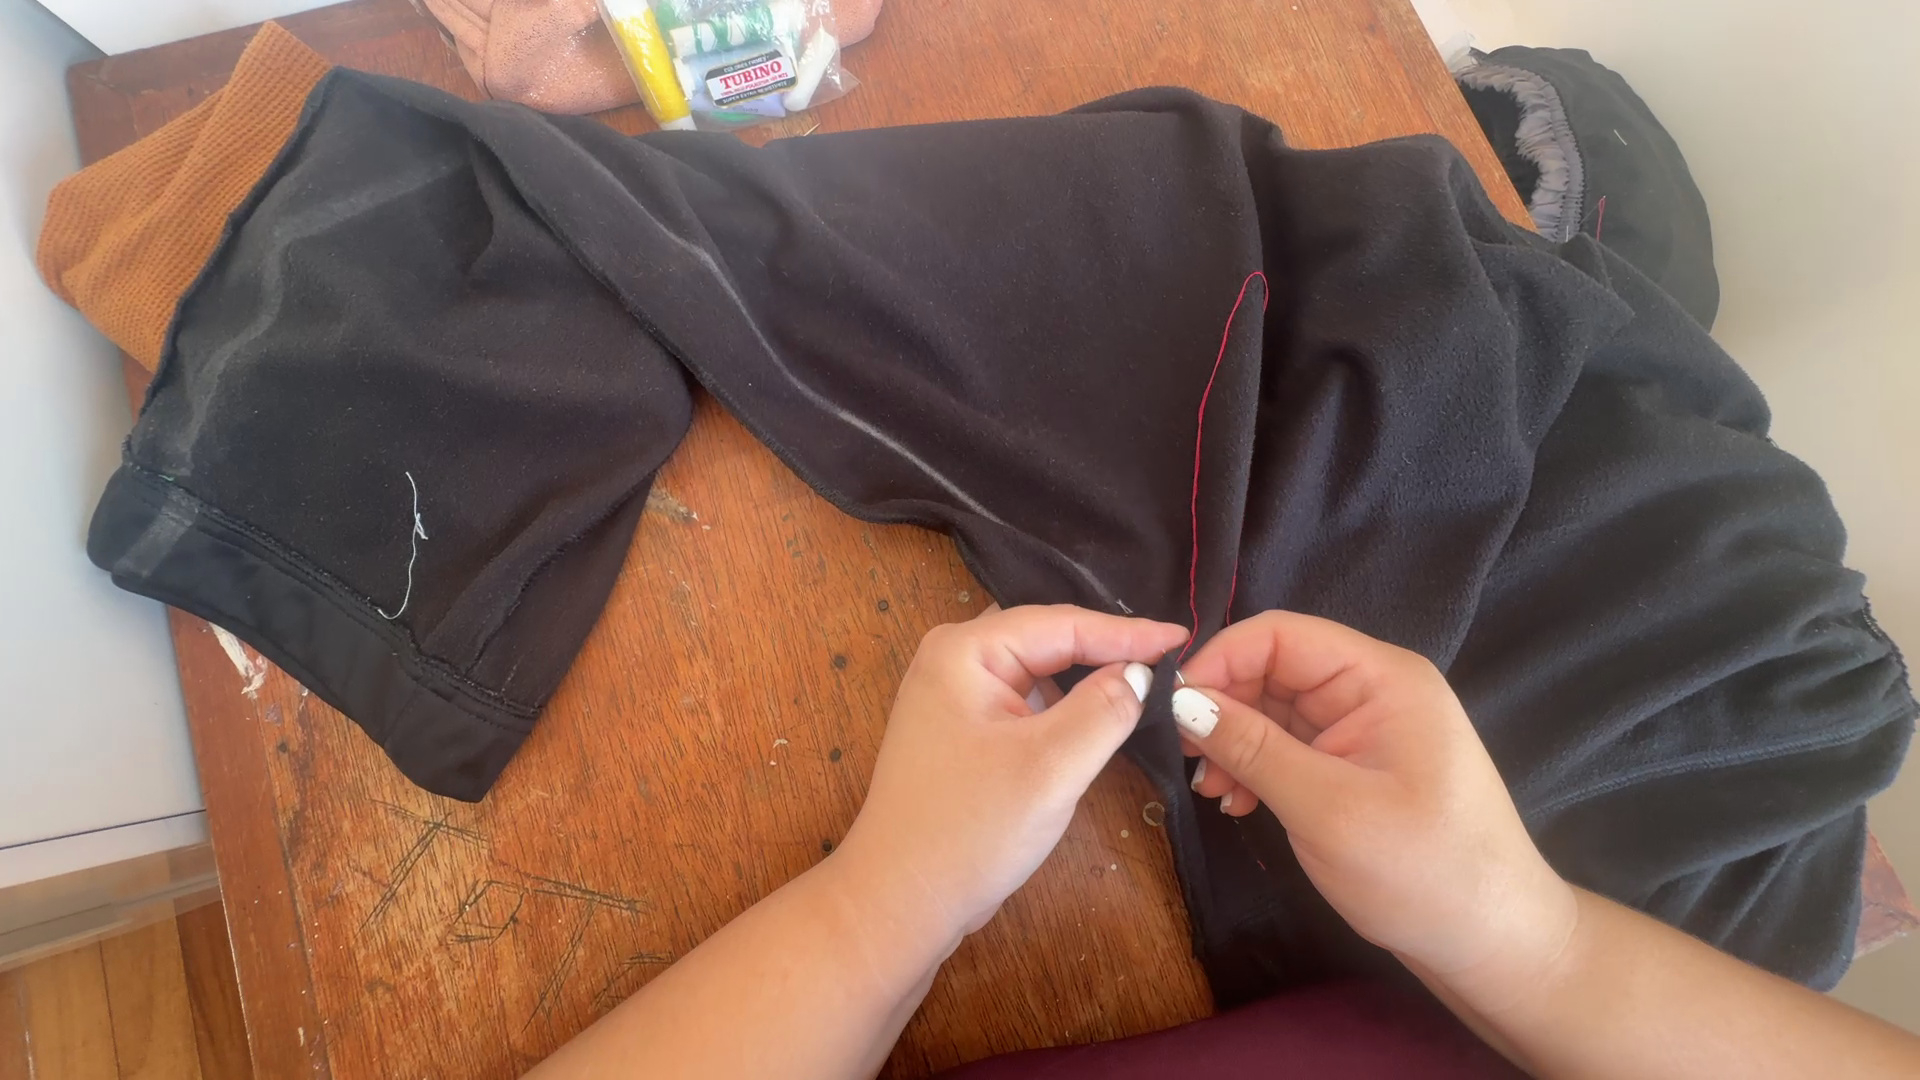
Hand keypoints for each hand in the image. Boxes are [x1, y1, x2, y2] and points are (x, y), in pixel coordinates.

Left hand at [836, 604, 1186, 936]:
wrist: (900, 903)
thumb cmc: (969, 830)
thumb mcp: (1049, 767)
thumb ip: (1103, 710)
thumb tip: (1141, 673)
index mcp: (965, 650)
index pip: (1059, 625)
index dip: (1126, 632)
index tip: (1182, 639)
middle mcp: (956, 659)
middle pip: (1047, 640)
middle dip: (1105, 648)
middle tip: (1168, 658)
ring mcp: (956, 695)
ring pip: (1038, 671)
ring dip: (1085, 678)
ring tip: (1144, 679)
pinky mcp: (965, 728)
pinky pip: (1026, 700)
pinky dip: (1063, 706)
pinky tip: (1096, 713)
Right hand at [1170, 611, 1576, 1002]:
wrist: (1496, 950)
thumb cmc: (1424, 874)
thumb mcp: (1327, 809)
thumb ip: (1251, 747)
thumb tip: (1178, 701)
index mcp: (1379, 677)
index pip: (1279, 635)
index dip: (1220, 658)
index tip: (1173, 705)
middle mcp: (1366, 688)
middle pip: (1269, 669)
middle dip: (1222, 709)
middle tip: (1188, 759)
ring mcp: (1356, 724)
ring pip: (1267, 707)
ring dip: (1231, 743)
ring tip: (1214, 791)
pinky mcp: (1345, 759)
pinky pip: (1280, 742)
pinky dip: (1250, 765)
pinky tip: (1236, 802)